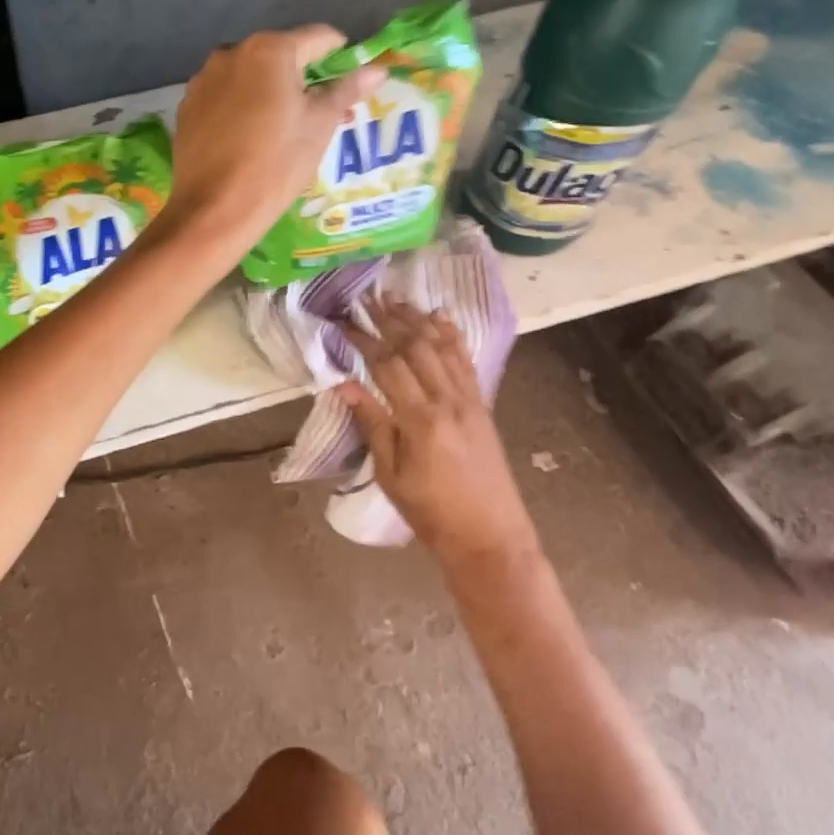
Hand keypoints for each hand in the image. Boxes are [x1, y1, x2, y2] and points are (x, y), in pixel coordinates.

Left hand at [164, 26, 385, 238]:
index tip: (348, 82)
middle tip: (315, 112)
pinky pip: (224, 97)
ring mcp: (202, 80)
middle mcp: (230, 53)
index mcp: (268, 50)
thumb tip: (377, 69)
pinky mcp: (186, 107)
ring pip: (248, 76)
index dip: (339, 57)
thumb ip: (346, 90)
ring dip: (267, 91)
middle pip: (279, 55)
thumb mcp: (319, 126)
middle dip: (300, 76)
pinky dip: (240, 107)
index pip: (318, 38)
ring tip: (279, 128)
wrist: (213, 210)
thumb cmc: (275, 165)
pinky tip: (246, 138)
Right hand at [340, 301, 539, 566]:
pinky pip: (465, 361)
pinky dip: (451, 335)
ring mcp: (469, 400)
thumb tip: (344, 384)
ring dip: (417, 320)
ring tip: (395, 299)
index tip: (342, 320)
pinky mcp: (482, 406)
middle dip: (389, 319)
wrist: (490, 537)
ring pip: (442, 347)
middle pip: (416, 347)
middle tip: (366, 297)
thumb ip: (372, 424)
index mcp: (420, 419)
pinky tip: (440, 317)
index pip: (387, 365)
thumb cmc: (431, 513)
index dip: (363, 339)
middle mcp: (448, 401)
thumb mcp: (390, 475)